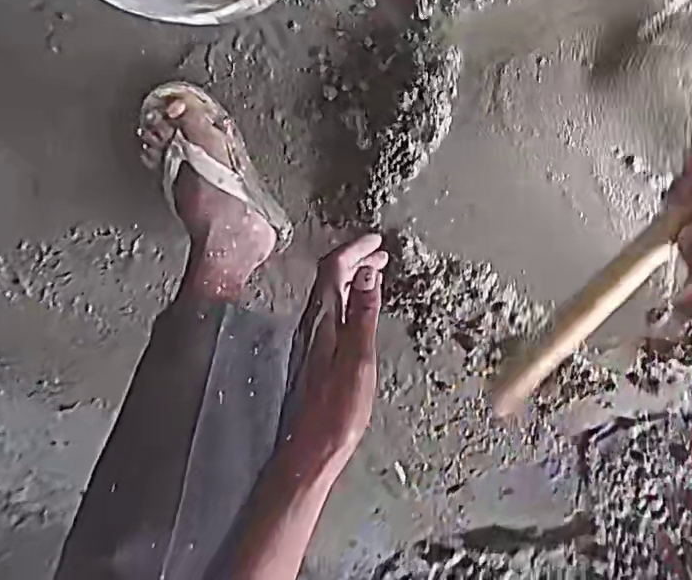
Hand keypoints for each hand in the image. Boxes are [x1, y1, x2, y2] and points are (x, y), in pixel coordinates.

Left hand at [283, 233, 388, 474]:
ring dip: (353, 275)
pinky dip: (350, 294)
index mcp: (323, 319)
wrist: (309, 451)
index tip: (377, 240)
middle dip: (356, 258)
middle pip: (331, 276)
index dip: (355, 249)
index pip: (335, 268)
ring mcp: (312, 336)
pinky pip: (334, 307)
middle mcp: (313, 322)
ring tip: (376, 272)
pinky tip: (363, 303)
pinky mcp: (316, 350)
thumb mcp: (359, 357)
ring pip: (332, 291)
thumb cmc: (338, 409)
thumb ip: (363, 312)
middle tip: (381, 253)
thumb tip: (368, 272)